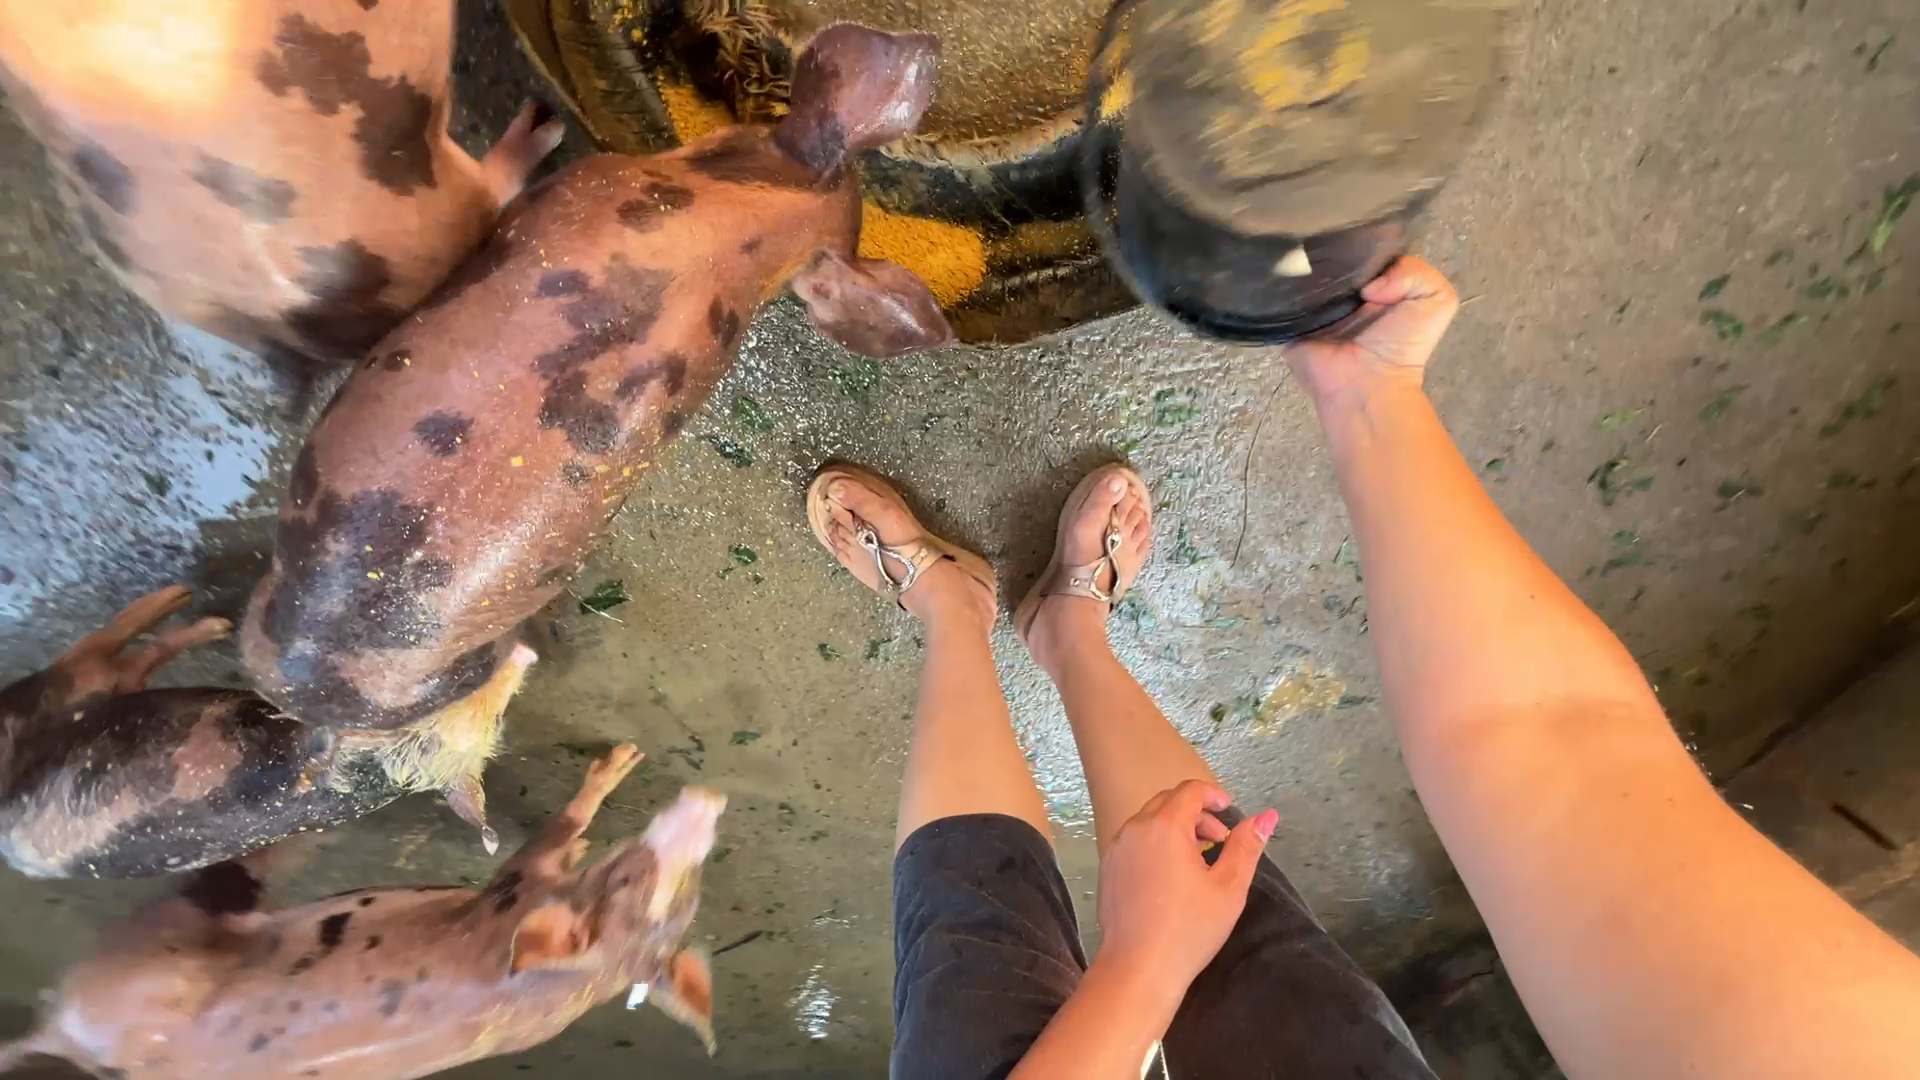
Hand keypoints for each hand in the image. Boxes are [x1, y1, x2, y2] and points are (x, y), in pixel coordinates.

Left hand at [1096, 779, 1278, 987]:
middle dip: (1196, 812)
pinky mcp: (1108, 864)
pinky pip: (1135, 839)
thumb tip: (1267, 815)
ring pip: (1150, 819)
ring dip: (1176, 827)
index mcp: (1165, 826)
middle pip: (1168, 801)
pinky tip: (1170, 875)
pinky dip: (1156, 842)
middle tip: (1218, 840)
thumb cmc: (1189, 928)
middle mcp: (1136, 827)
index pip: (1189, 791)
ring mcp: (1117, 845)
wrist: (1139, 966)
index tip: (1229, 810)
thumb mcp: (1228, 888)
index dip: (1213, 795)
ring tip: (1197, 859)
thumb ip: (1246, 846)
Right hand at [1284, 256, 1458, 408]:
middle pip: (1335, 265)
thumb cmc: (1402, 346)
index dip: (1365, 248)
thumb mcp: (1437, 299)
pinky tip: (1294, 287)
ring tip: (1313, 269)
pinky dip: (1287, 294)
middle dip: (1336, 257)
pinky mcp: (1290, 326)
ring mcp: (1314, 312)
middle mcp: (1343, 299)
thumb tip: (1368, 284)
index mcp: (1374, 289)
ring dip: (1310, 275)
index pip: (1364, 257)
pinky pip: (1283, 303)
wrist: (1366, 384)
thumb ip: (1414, 271)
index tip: (1360, 244)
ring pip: (1307, 281)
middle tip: (1337, 256)